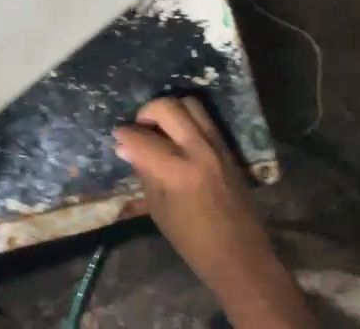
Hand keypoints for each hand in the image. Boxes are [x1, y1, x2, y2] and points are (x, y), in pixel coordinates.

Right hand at [114, 98, 313, 328]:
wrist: (242, 257)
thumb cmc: (194, 243)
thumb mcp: (159, 211)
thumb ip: (144, 173)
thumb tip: (125, 147)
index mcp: (177, 171)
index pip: (142, 138)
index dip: (124, 134)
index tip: (117, 135)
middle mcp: (198, 150)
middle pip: (168, 107)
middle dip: (146, 112)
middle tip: (139, 128)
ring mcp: (217, 146)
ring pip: (189, 103)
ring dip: (170, 109)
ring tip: (159, 128)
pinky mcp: (228, 148)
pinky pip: (204, 118)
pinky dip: (187, 118)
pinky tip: (177, 136)